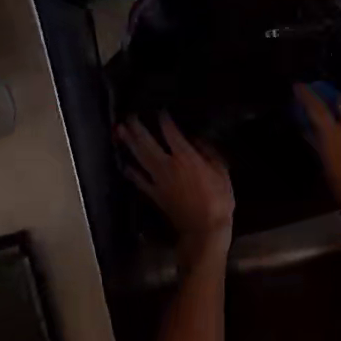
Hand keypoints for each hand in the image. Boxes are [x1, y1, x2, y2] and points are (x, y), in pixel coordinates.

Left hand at [118, 115, 233, 248]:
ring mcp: (157, 180)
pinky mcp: (153, 194)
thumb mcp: (221, 171)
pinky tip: (125, 165)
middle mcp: (167, 165)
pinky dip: (130, 171)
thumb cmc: (218, 199)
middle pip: (147, 142)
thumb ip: (208, 153)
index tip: (161, 111)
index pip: (170, 132)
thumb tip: (195, 140)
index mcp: (185, 157)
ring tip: (120, 131)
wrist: (204, 229)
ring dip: (129, 143)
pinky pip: (138, 180)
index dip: (164, 119)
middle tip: (129, 116)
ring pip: (139, 157)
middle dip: (137, 127)